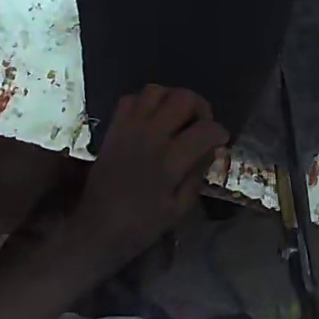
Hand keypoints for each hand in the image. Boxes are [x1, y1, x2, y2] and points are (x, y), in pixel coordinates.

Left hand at [70, 85, 228, 268]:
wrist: (96, 228)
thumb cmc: (141, 224)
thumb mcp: (180, 208)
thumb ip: (197, 174)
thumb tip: (210, 149)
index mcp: (170, 160)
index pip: (205, 130)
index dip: (220, 132)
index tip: (222, 139)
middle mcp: (151, 136)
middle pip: (183, 98)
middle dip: (200, 108)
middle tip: (201, 126)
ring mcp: (130, 128)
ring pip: (157, 91)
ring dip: (172, 100)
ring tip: (177, 118)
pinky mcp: (114, 128)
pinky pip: (131, 99)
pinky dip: (145, 103)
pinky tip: (151, 120)